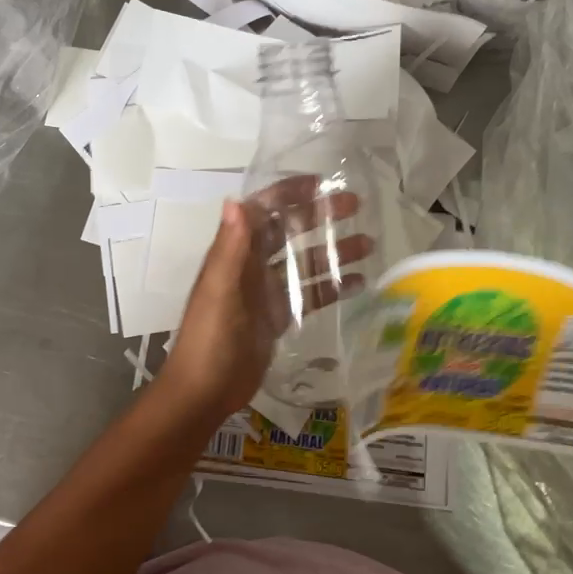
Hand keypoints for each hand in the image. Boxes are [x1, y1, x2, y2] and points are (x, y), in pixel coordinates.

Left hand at [156, 182, 371, 417]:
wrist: (204, 391)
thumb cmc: (208, 339)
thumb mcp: (218, 291)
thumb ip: (229, 248)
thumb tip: (235, 200)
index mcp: (233, 254)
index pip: (261, 212)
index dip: (287, 194)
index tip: (320, 182)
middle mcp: (250, 267)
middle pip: (287, 232)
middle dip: (318, 216)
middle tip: (355, 204)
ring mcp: (266, 292)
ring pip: (303, 262)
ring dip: (332, 250)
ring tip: (368, 242)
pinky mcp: (278, 318)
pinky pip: (309, 295)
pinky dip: (332, 287)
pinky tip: (359, 282)